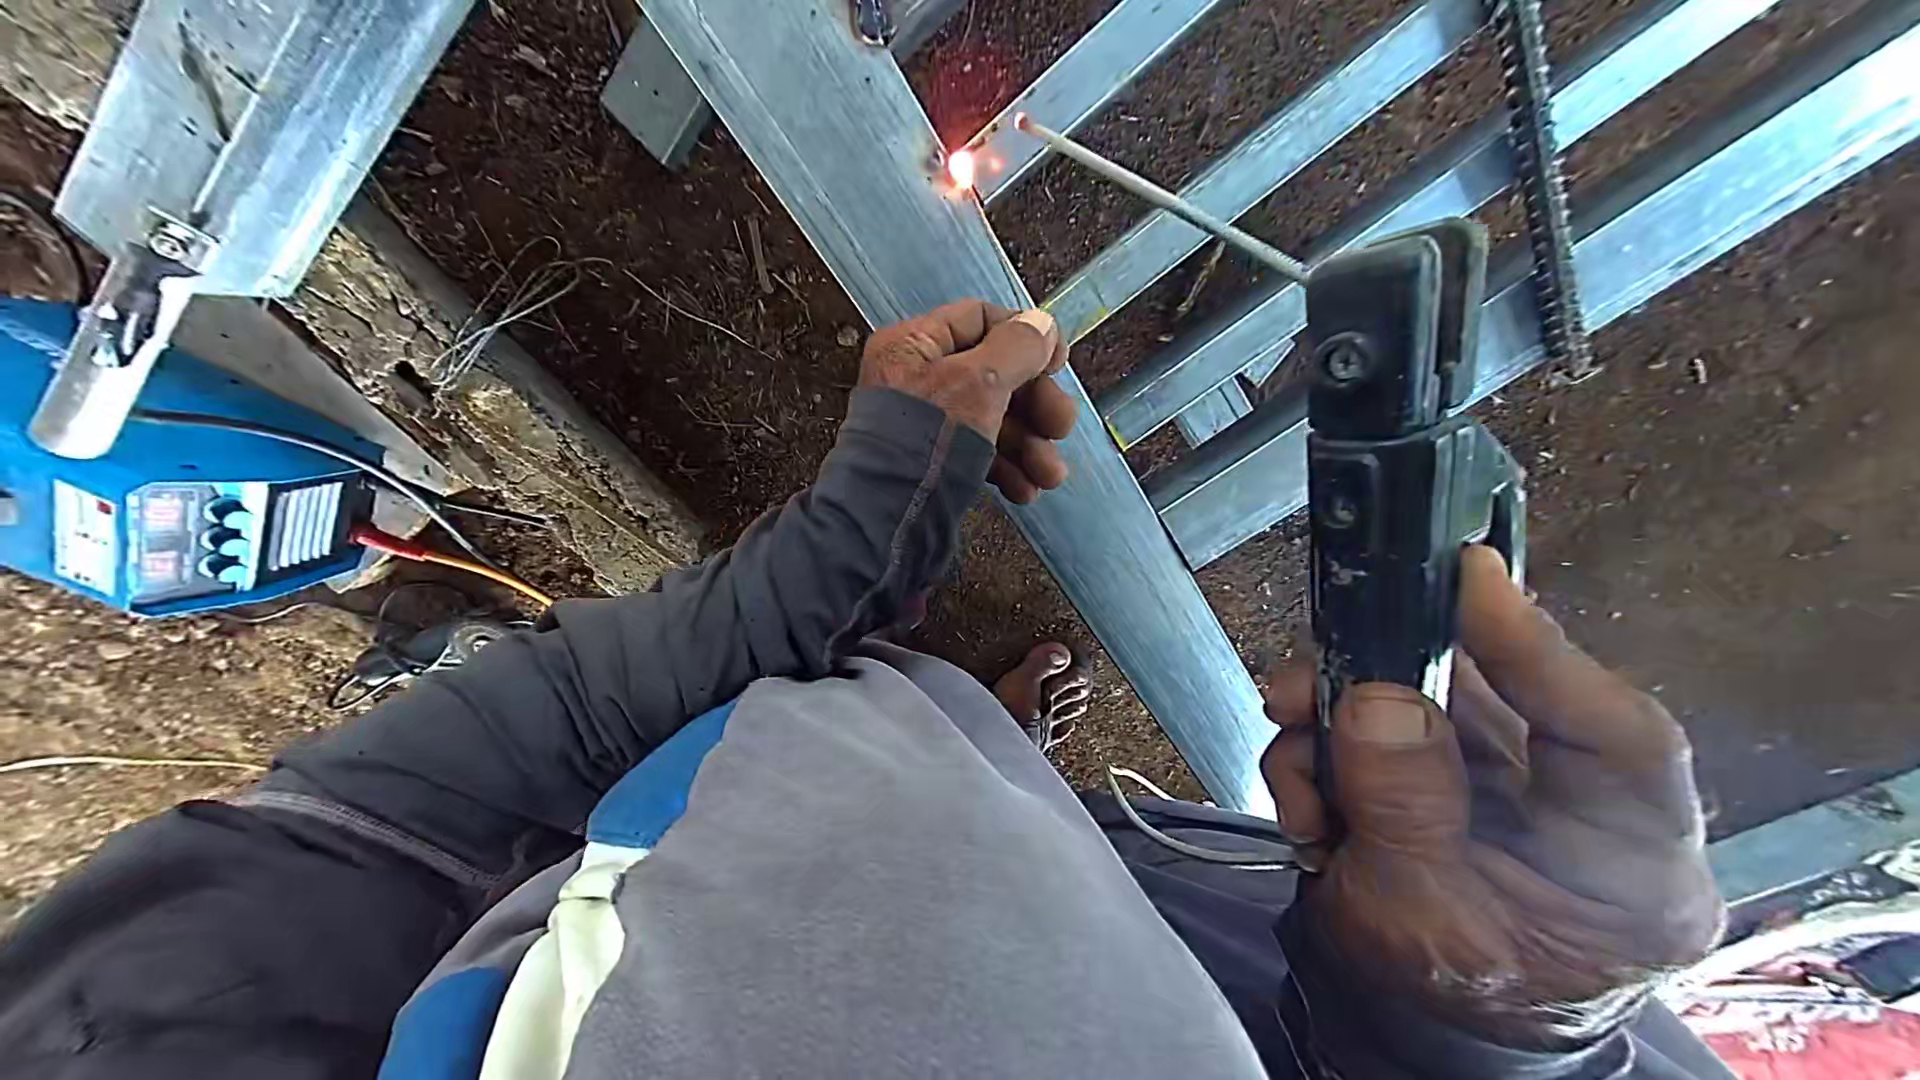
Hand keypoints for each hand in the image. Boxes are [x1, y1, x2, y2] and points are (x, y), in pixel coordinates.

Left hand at [856, 300, 1077, 502]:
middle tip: (1061, 428)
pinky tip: (1026, 490)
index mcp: (915, 346)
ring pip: (994, 423)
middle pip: (996, 377)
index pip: (979, 321)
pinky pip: (981, 457)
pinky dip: (1009, 471)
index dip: (1024, 338)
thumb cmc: (925, 443)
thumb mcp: (978, 383)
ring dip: (1031, 447)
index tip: (1058, 363)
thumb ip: (1016, 348)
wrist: (888, 521)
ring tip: (1050, 475)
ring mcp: (929, 427)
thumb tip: (1042, 325)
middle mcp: (920, 382)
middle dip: (1036, 407)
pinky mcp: (937, 466)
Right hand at [1261, 546, 1723, 1046]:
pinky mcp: (1417, 764)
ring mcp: (1479, 773)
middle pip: (1474, 693)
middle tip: (1297, 694)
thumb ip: (1404, 807)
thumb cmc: (1438, 988)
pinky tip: (1304, 809)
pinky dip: (1310, 754)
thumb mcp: (1421, 915)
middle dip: (1375, 681)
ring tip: (1297, 786)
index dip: (1539, 646)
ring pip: (1399, 696)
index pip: (1613, 732)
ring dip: (1324, 725)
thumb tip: (1375, 696)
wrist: (1394, 1012)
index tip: (1468, 576)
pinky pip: (1355, 726)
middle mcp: (1553, 793)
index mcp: (1616, 856)